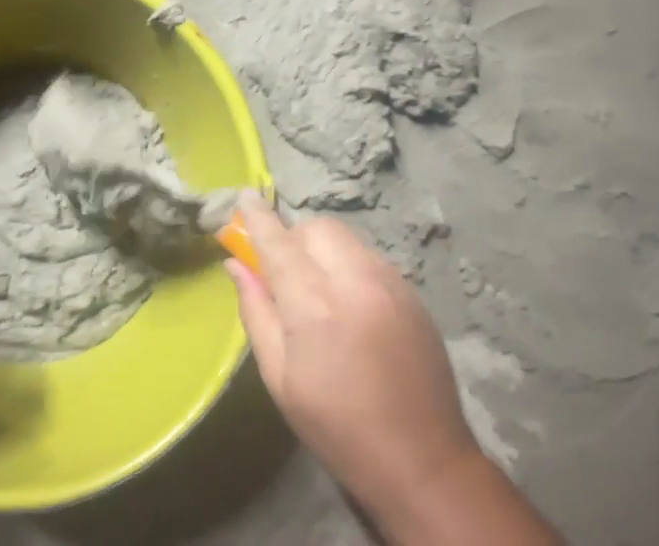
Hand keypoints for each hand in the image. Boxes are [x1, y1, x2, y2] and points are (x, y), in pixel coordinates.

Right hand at [227, 194, 479, 507]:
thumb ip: (257, 312)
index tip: (243, 197)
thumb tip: (236, 265)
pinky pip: (372, 260)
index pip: (279, 242)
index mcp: (316, 306)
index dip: (257, 218)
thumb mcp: (280, 378)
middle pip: (318, 229)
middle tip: (284, 276)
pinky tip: (350, 308)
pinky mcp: (414, 296)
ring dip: (323, 252)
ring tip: (319, 295)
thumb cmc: (337, 427)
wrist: (423, 461)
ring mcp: (392, 285)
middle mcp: (357, 282)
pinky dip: (350, 267)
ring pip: (347, 240)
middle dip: (294, 239)